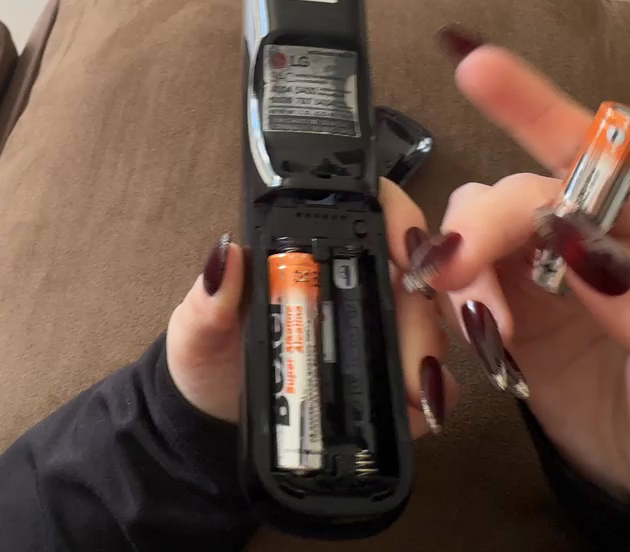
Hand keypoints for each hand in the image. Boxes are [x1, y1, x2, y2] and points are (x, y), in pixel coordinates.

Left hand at [165, 180, 459, 437]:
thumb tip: (225, 254)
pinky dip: (433, 392)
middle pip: (406, 268)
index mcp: (304, 252)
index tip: (406, 252)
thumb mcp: (196, 326)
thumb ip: (208, 296)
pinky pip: (426, 374)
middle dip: (419, 309)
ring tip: (414, 393)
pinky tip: (419, 411)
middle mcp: (344, 278)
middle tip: (412, 357)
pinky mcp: (380, 372)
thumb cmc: (206, 355)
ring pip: (424, 316)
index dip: (397, 217)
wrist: (211, 419)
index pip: (363, 209)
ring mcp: (367, 324)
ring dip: (428, 351)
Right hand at [407, 33, 629, 528]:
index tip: (477, 65)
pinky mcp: (508, 306)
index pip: (597, 155)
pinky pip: (460, 279)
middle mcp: (592, 238)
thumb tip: (587, 249)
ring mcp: (544, 271)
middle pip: (519, 195)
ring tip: (478, 329)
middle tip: (453, 276)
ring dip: (461, 263)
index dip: (536, 106)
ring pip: (477, 227)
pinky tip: (470, 339)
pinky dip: (448, 298)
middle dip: (481, 223)